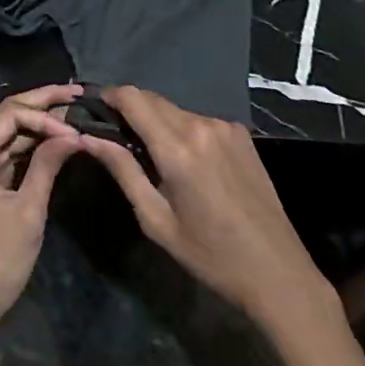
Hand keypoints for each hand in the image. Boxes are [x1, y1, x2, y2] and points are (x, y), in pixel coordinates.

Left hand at [0, 84, 83, 330]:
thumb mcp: (28, 211)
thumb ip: (47, 165)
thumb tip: (75, 133)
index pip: (10, 115)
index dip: (44, 116)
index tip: (73, 132)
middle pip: (11, 113)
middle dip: (45, 101)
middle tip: (80, 92)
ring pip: (15, 127)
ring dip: (44, 118)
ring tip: (77, 107)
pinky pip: (17, 146)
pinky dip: (39, 138)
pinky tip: (62, 132)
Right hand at [76, 85, 322, 319]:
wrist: (276, 270)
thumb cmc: (209, 254)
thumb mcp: (157, 220)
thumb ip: (123, 171)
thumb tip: (89, 138)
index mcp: (177, 148)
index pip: (134, 98)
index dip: (109, 95)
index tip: (94, 106)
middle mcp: (201, 125)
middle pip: (154, 99)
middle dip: (131, 109)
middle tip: (115, 134)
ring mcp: (225, 126)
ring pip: (177, 110)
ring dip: (158, 121)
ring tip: (151, 152)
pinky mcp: (241, 133)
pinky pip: (200, 121)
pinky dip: (184, 130)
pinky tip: (187, 160)